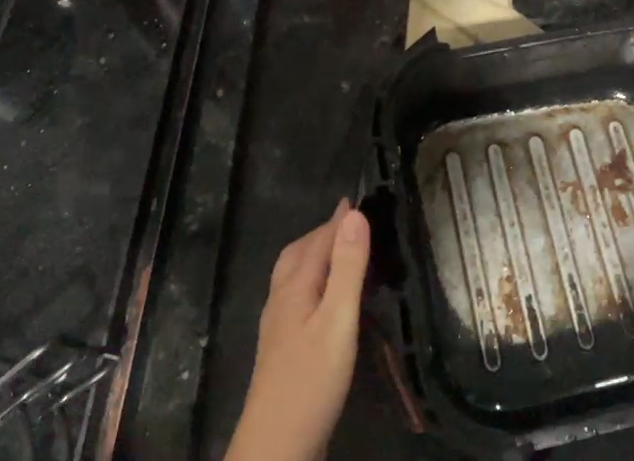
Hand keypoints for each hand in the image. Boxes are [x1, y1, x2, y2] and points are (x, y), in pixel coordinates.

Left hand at [224, 201, 370, 460]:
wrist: (277, 441)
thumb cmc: (312, 378)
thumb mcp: (338, 319)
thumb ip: (347, 268)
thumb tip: (355, 214)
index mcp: (295, 286)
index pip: (318, 240)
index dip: (338, 219)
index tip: (356, 198)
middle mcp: (281, 299)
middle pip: (298, 253)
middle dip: (322, 232)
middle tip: (348, 220)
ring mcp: (277, 325)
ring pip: (292, 275)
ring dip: (313, 255)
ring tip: (336, 251)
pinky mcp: (281, 347)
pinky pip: (295, 295)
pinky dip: (311, 281)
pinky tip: (322, 299)